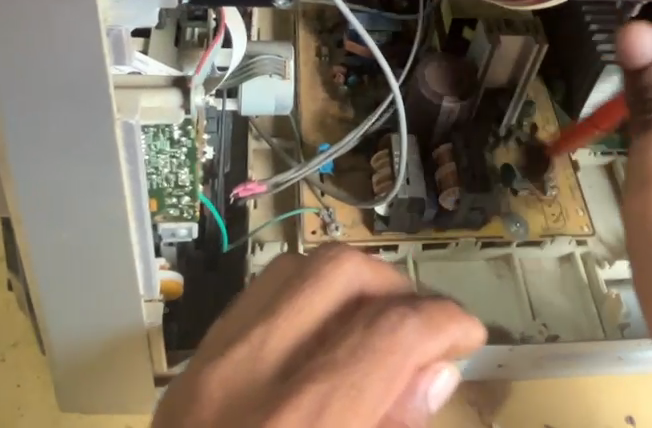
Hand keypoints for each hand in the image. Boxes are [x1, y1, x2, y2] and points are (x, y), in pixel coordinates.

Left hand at [155, 244, 485, 427]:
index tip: (467, 336)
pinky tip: (324, 337)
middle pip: (338, 274)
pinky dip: (303, 299)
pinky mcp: (184, 376)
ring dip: (349, 285)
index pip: (389, 332)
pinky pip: (256, 299)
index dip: (444, 322)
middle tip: (425, 329)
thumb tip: (433, 370)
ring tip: (379, 325)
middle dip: (397, 288)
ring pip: (293, 270)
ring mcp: (204, 371)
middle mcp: (245, 382)